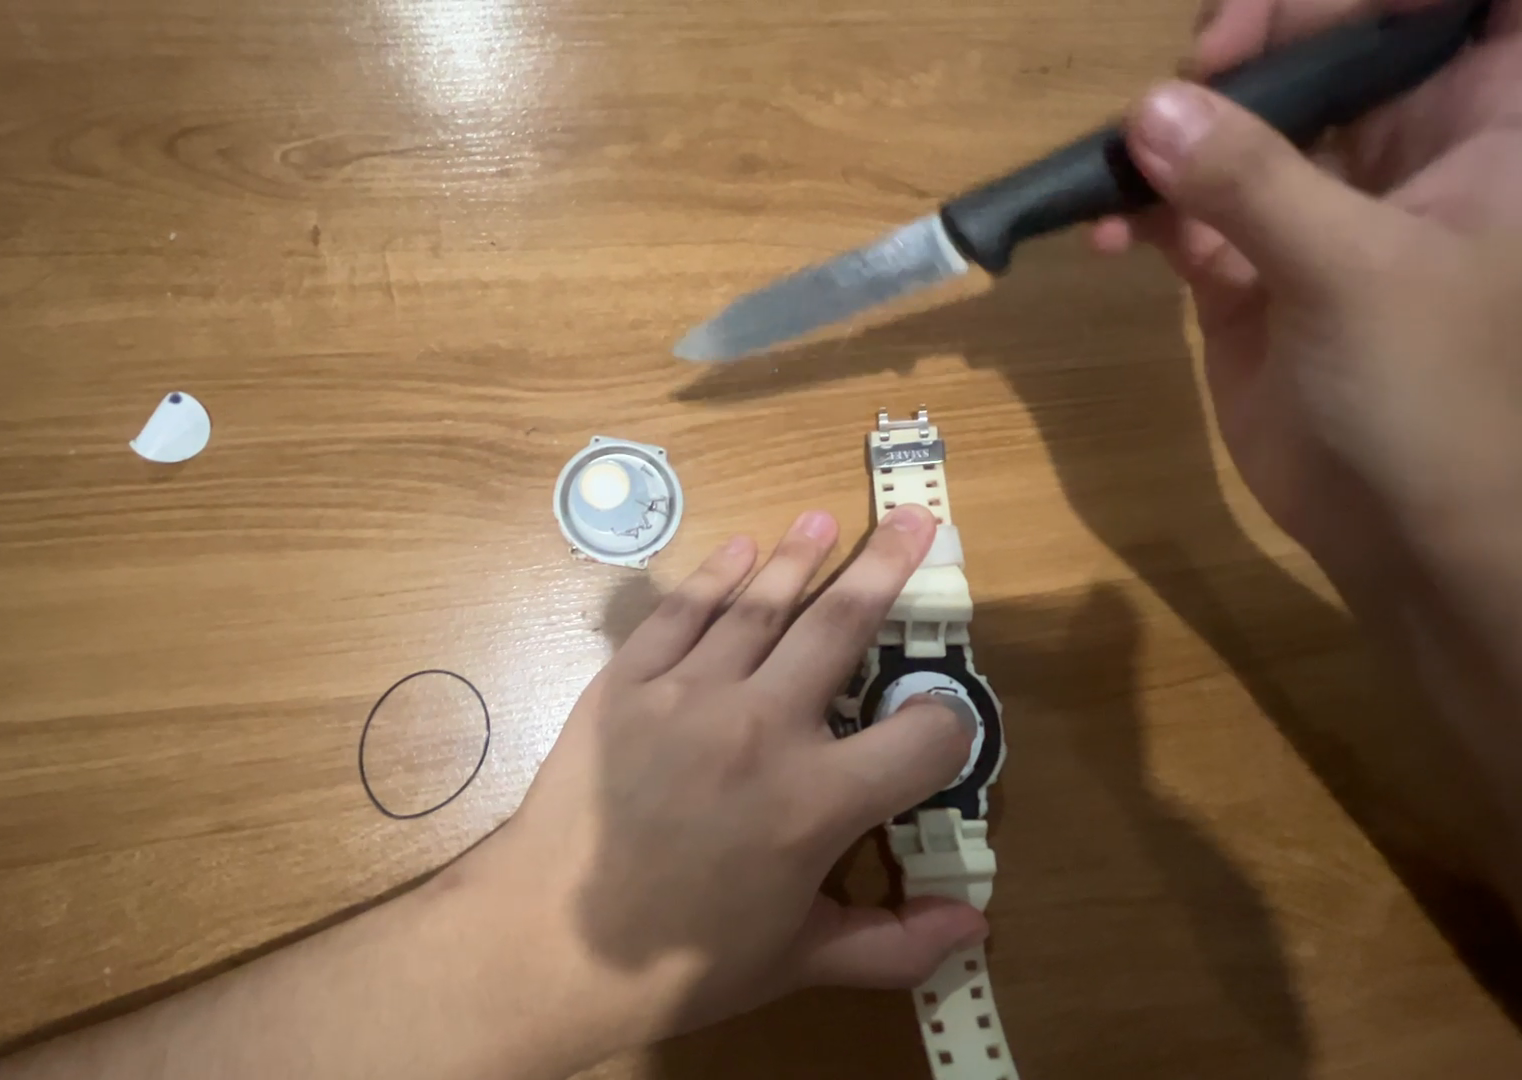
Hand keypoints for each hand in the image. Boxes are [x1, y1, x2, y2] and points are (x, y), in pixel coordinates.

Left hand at [445, 506, 982, 1055]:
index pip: (924, 737)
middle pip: (841, 627)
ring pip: (759, 606)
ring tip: (824, 518)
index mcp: (816, 801)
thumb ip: (893, 943)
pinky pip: (678, 614)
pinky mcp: (627, 681)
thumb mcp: (797, 961)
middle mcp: (760, 728)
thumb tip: (976, 927)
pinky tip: (738, 548)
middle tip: (914, 520)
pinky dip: (712, 577)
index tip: (942, 722)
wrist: (545, 943)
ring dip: (798, 556)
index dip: (951, 726)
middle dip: (886, 569)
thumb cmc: (678, 962)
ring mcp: (687, 694)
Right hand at [1093, 0, 1521, 577]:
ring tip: (1126, 157)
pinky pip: (1188, 223)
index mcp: (1498, 122)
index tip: (1321, 6)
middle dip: (1270, 43)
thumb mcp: (1353, 271)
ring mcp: (1318, 221)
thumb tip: (1144, 112)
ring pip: (1250, 137)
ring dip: (1185, 136)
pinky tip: (1105, 233)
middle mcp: (1409, 156)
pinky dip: (1144, 220)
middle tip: (1192, 73)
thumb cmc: (1431, 392)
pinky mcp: (1248, 282)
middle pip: (1350, 47)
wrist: (1397, 525)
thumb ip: (1250, 183)